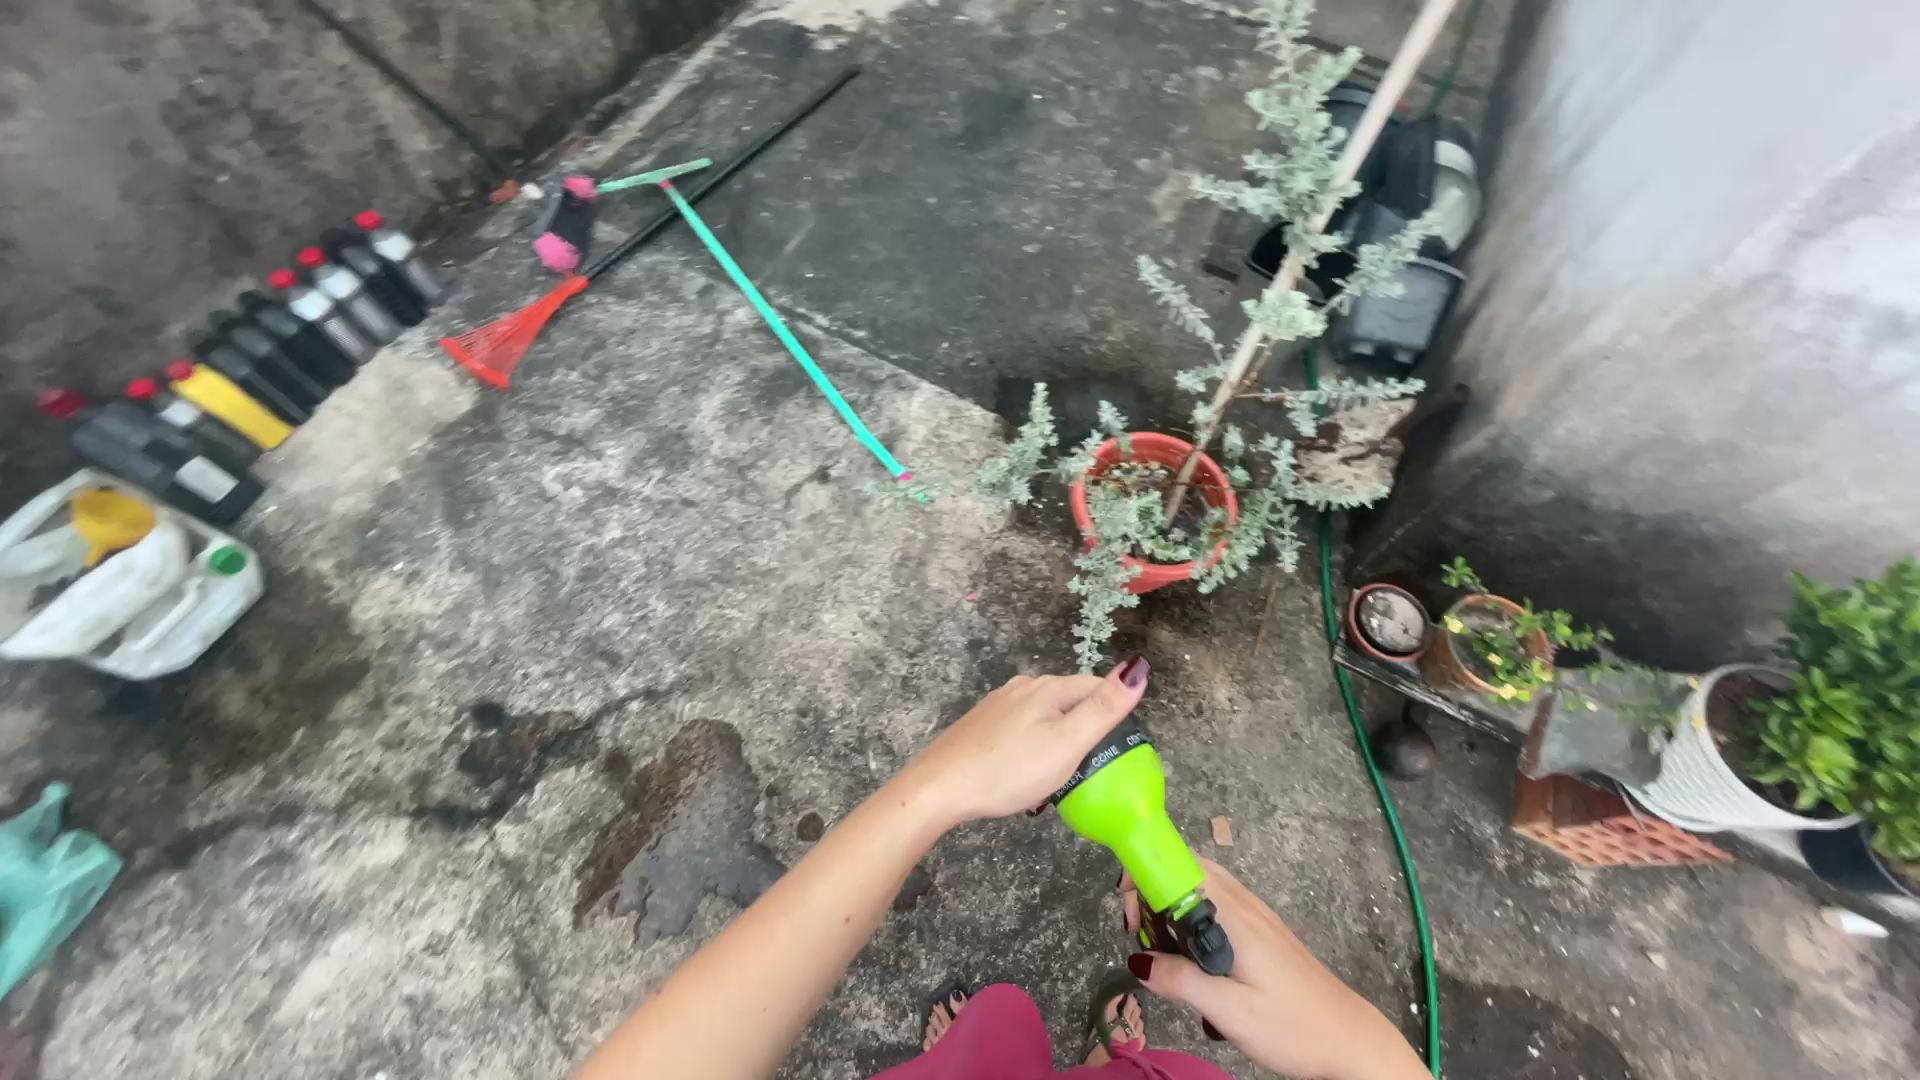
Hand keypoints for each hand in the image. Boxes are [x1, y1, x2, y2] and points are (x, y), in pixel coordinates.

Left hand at [899, 657, 1148, 826]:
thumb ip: (1105, 707)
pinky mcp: (981, 725)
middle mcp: (1022, 688)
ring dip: (1056, 744)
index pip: (1096, 686)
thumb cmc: (1009, 770)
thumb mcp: (1068, 742)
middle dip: (1083, 731)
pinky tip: (1023, 777)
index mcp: (1047, 688)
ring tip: (1053, 781)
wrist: (941, 788)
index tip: (1115, 749)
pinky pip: (1020, 732)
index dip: (1112, 714)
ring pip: (1043, 719)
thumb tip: (1138, 666)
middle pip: (1069, 702)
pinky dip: (1031, 751)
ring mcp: (997, 705)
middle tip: (1085, 772)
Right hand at [1122, 859, 1428, 1079]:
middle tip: (1143, 941)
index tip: (1131, 919)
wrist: (1353, 1043)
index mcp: (1231, 911)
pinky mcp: (1259, 927)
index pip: (1174, 862)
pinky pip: (1213, 902)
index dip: (1142, 877)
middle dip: (1149, 893)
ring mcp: (1252, 911)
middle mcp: (1240, 900)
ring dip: (1169, 906)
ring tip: (1163, 951)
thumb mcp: (1230, 1011)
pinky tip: (1193, 958)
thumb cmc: (1293, 1026)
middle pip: (1180, 867)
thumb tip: (1137, 961)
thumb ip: (1180, 981)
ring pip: (1196, 884)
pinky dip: (1190, 917)